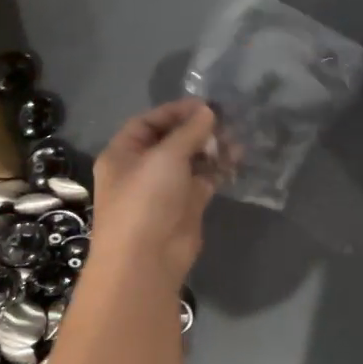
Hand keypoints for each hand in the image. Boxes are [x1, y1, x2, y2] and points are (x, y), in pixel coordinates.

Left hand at [90, 100, 220, 286]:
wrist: (147, 258)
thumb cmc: (146, 200)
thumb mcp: (166, 158)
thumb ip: (189, 132)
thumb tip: (208, 111)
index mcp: (124, 153)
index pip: (148, 122)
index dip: (175, 111)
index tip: (207, 105)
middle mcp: (142, 168)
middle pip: (172, 140)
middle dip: (199, 130)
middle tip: (228, 123)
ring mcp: (165, 188)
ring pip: (192, 160)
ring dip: (213, 149)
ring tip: (238, 141)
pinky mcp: (187, 205)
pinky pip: (205, 179)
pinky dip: (219, 169)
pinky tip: (237, 160)